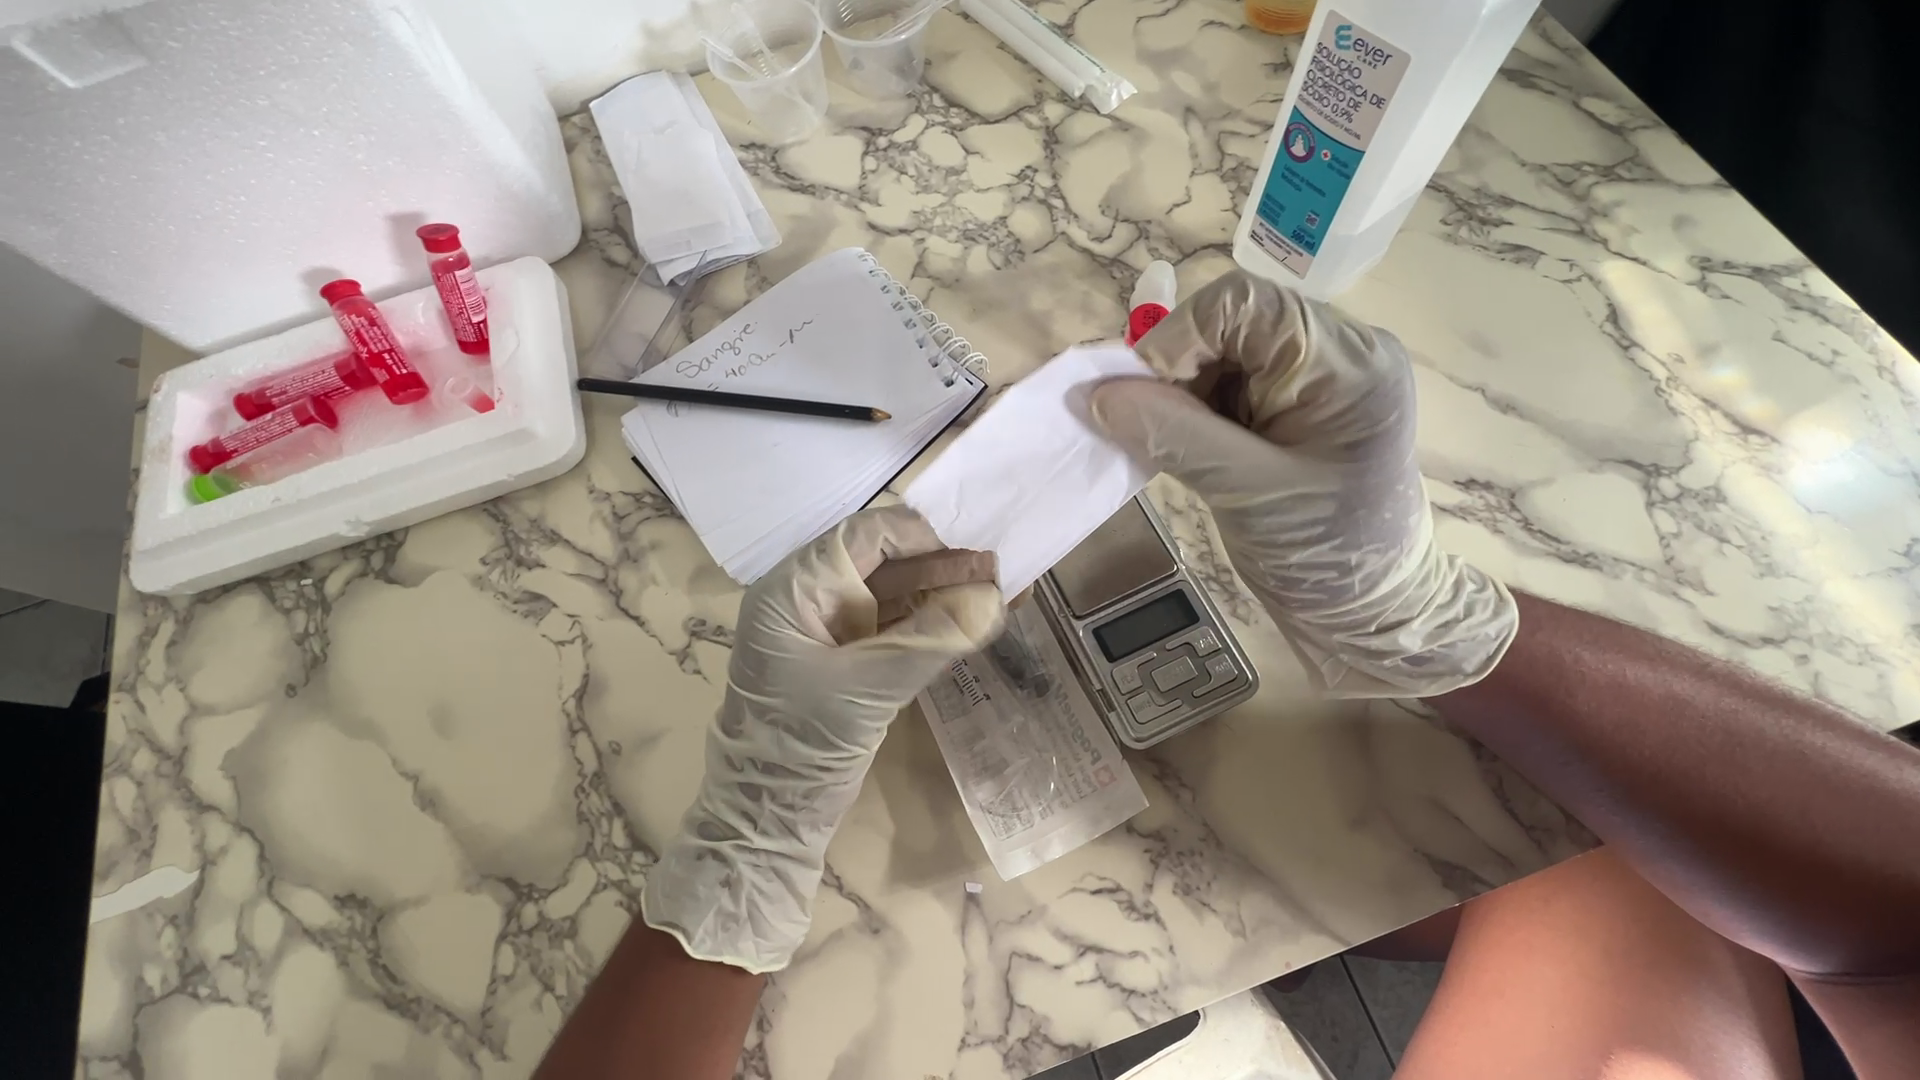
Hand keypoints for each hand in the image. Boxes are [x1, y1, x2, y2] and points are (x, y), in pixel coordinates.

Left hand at [641, 506, 1003, 972]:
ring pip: (893, 595)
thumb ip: (930, 640)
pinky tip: (973, 622)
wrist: (770, 818)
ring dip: (943, 594)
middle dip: (940, 567)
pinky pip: (894, 628)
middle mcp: (811, 599)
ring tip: (1000, 595)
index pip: (861, 536)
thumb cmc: (800, 744)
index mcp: (794, 590)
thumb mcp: (867, 688)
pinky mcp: (849, 661)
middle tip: (999, 574)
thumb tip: (993, 599)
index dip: (919, 539)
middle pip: (882, 562)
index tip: (971, 559)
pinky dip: (932, 625)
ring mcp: (830, 632)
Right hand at [1089, 269, 1516, 696]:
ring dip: (1182, 395)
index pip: (1245, 304)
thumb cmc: (1324, 555)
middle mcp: (1334, 354)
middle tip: (1155, 428)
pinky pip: (1226, 386)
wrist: (1365, 610)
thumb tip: (1093, 395)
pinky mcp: (1292, 407)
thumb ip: (1172, 434)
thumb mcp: (1245, 491)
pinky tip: (1192, 449)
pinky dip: (1192, 412)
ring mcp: (1313, 381)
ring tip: (1179, 447)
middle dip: (1179, 370)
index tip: (1143, 397)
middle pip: (1231, 323)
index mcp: (1345, 363)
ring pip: (1220, 354)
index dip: (1180, 338)